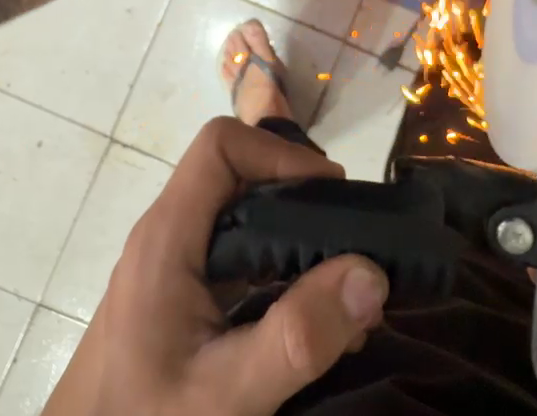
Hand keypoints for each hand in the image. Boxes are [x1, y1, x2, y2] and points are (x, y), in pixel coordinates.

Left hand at [45, 118, 388, 415]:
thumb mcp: (225, 393)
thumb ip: (297, 338)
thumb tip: (370, 273)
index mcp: (166, 237)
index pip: (221, 145)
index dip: (279, 154)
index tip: (332, 196)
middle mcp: (167, 234)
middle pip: (240, 174)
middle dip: (302, 200)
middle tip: (351, 250)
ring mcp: (173, 262)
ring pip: (244, 214)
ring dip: (299, 239)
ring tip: (343, 296)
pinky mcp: (183, 292)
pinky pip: (239, 254)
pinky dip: (283, 270)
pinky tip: (311, 321)